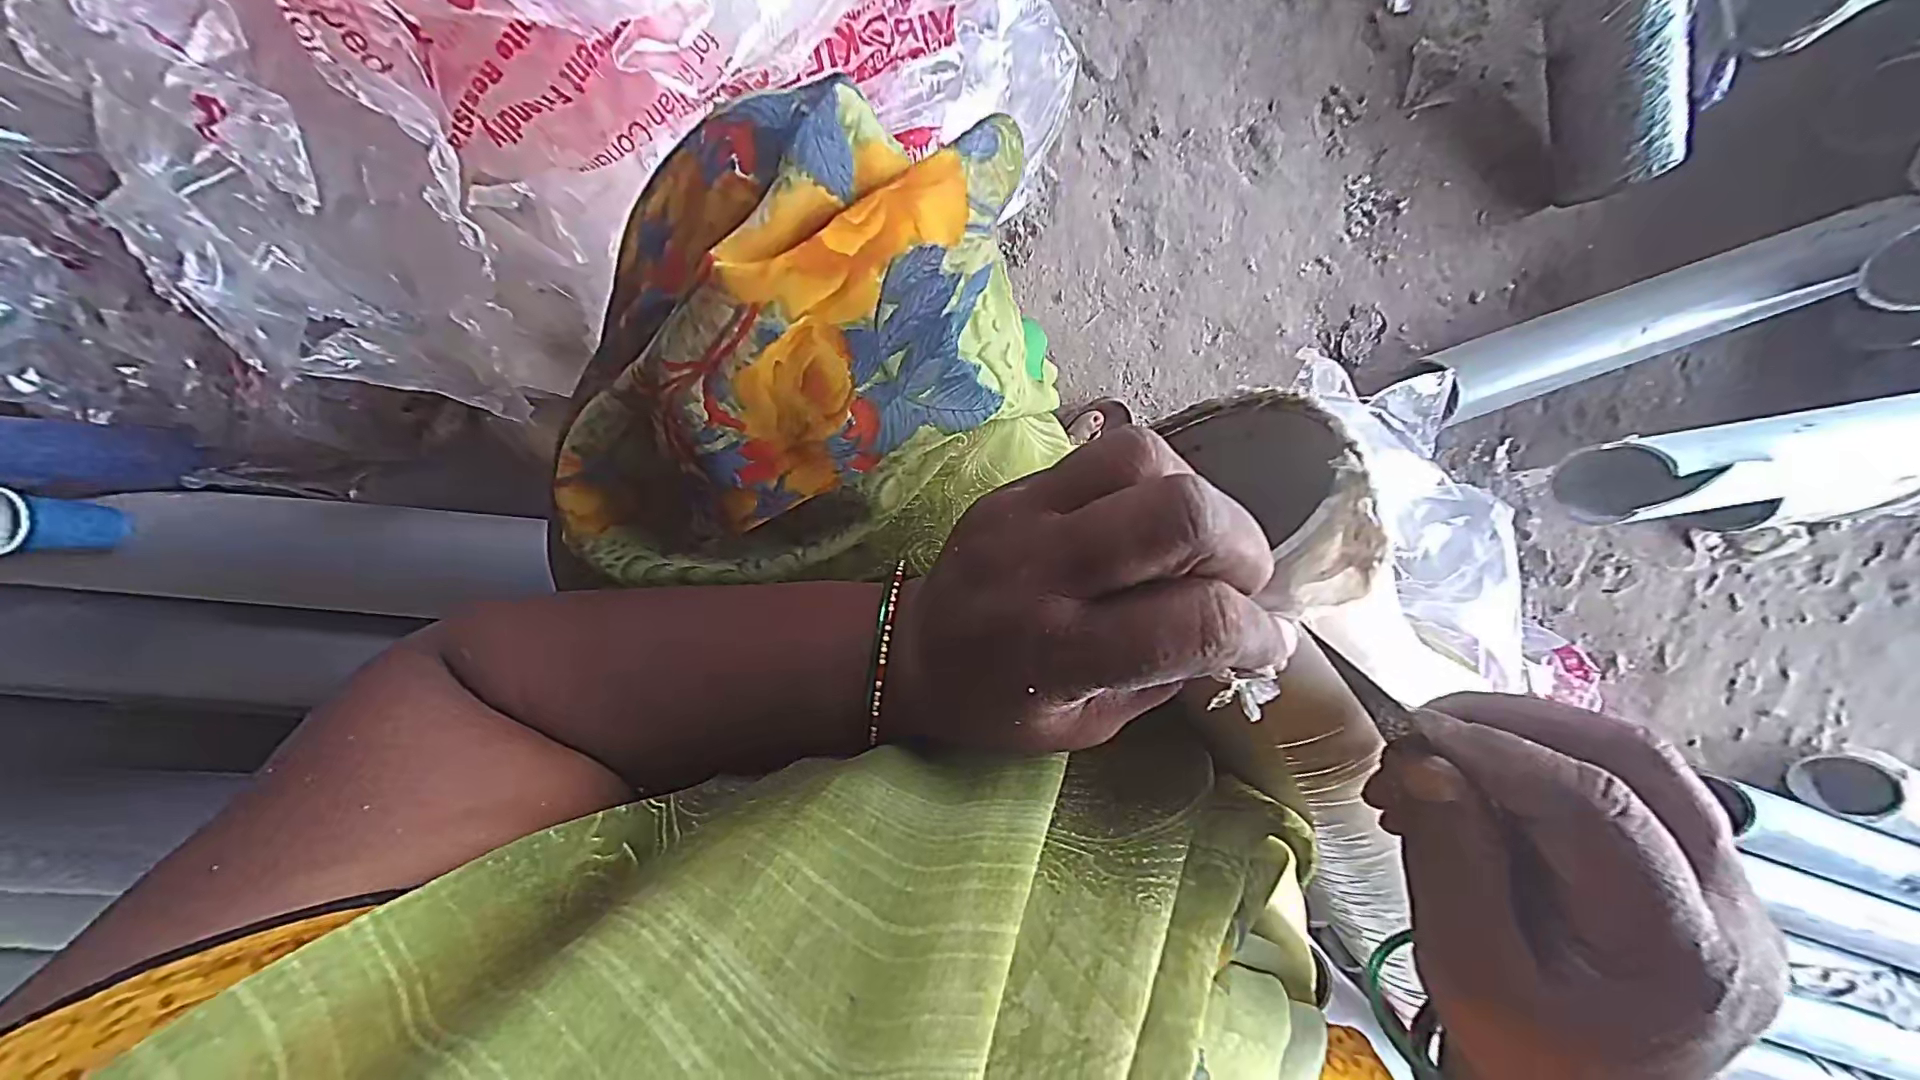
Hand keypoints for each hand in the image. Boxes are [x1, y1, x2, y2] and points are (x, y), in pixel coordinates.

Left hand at [885, 426, 1296, 751]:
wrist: (910, 649)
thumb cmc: (997, 704)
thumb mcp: (1083, 726)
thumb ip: (1162, 677)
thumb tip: (1239, 631)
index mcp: (1059, 651)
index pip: (1190, 620)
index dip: (1253, 630)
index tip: (1266, 641)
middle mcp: (1044, 570)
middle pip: (1180, 516)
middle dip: (1240, 548)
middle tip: (1238, 582)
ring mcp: (1026, 513)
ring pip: (1145, 459)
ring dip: (1199, 497)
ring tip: (1197, 542)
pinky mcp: (1018, 484)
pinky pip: (1109, 448)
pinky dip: (1156, 475)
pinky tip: (1153, 512)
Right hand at [1365, 693, 1784, 1079]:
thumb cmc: (1524, 1050)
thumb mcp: (1466, 970)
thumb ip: (1449, 863)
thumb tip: (1422, 762)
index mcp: (1681, 948)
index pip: (1596, 804)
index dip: (1492, 751)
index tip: (1410, 732)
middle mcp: (1726, 905)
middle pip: (1633, 757)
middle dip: (1509, 720)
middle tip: (1421, 728)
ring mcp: (1715, 881)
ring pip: (1623, 754)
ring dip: (1512, 731)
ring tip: (1430, 755)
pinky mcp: (1678, 865)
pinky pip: (1606, 776)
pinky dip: (1522, 756)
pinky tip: (1466, 779)